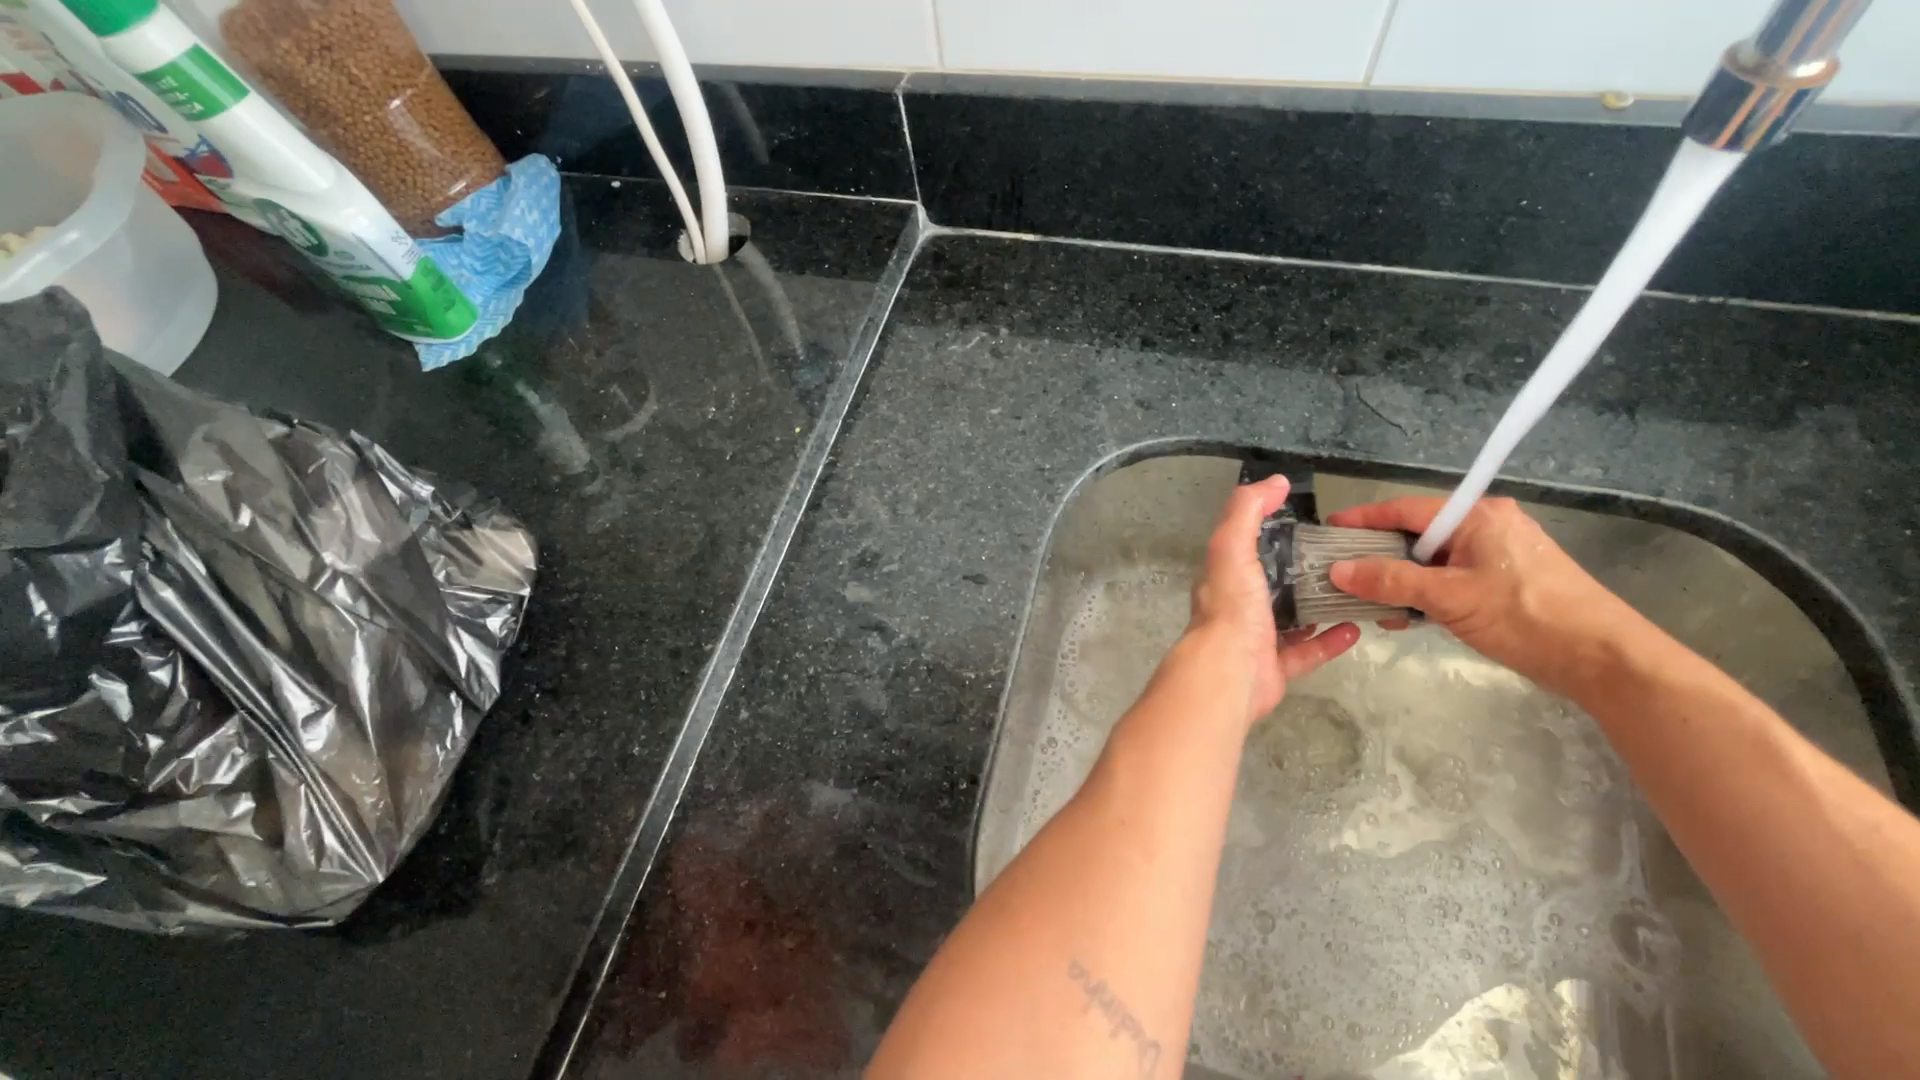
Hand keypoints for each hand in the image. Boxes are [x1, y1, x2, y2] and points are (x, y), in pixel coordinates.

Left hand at [1185, 475, 1360, 725]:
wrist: (1228, 672)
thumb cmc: (1231, 607)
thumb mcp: (1232, 547)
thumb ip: (1247, 511)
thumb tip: (1275, 481)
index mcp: (1225, 578)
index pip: (1246, 549)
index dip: (1271, 534)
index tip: (1307, 522)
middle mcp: (1238, 608)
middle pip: (1272, 585)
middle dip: (1301, 572)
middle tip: (1341, 558)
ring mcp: (1256, 640)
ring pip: (1291, 620)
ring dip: (1318, 607)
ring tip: (1354, 591)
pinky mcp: (1275, 669)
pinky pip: (1307, 653)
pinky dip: (1330, 641)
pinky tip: (1356, 628)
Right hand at [1325, 496, 1645, 698]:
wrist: (1604, 659)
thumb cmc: (1526, 617)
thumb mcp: (1449, 598)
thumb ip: (1391, 581)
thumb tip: (1338, 570)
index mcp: (1477, 517)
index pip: (1405, 509)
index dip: (1363, 520)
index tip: (1326, 531)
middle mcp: (1487, 526)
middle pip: (1417, 534)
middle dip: (1377, 556)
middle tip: (1338, 573)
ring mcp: (1499, 554)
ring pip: (1432, 560)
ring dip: (1400, 581)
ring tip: (1368, 603)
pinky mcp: (1506, 581)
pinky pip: (1450, 578)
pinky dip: (1425, 594)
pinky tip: (1406, 616)